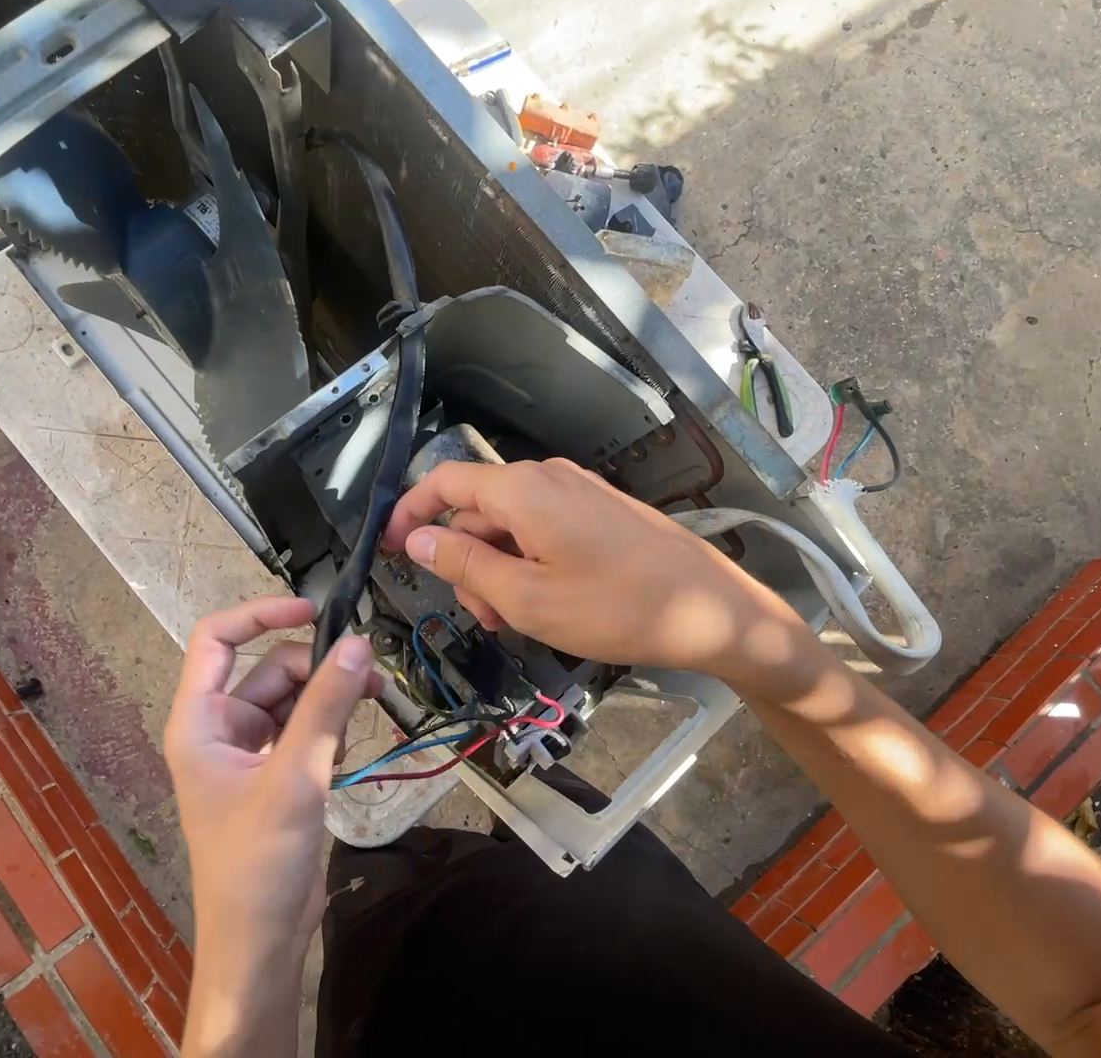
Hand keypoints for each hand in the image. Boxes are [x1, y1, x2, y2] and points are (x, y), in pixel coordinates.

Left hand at [162, 597, 379, 1057]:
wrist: (261, 941)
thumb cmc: (258, 863)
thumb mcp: (294, 778)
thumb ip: (326, 707)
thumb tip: (357, 643)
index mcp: (200, 722)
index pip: (218, 639)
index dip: (260, 613)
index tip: (313, 610)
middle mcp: (221, 728)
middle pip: (271, 669)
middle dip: (318, 669)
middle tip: (370, 677)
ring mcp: (250, 751)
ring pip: (294, 697)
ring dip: (330, 698)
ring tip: (367, 712)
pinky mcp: (276, 772)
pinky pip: (306, 727)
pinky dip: (330, 728)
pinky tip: (346, 754)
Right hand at [381, 459, 819, 684]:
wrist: (711, 609)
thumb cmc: (616, 606)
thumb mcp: (527, 597)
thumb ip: (464, 565)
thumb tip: (416, 539)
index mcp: (522, 490)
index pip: (444, 481)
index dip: (409, 511)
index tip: (389, 548)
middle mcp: (547, 478)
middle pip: (478, 510)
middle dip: (465, 561)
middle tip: (482, 617)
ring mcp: (578, 493)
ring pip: (511, 525)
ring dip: (498, 570)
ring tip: (516, 621)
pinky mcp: (600, 512)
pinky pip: (543, 529)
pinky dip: (528, 563)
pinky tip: (546, 604)